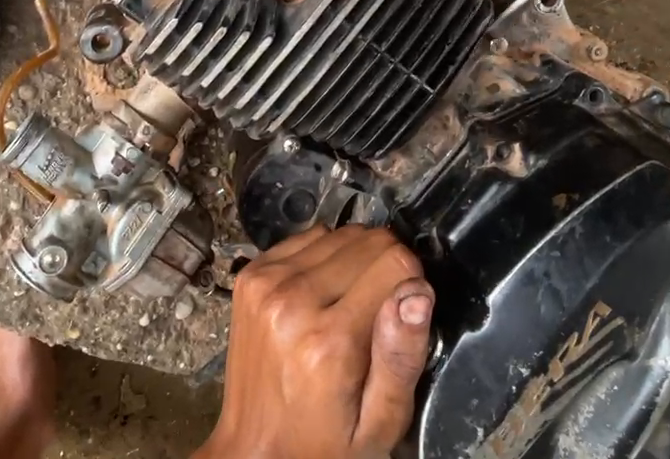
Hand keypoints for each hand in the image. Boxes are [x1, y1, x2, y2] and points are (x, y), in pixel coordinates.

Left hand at [196, 226, 433, 458]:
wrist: (255, 451)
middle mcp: (292, 300)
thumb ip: (402, 358)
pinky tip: (323, 292)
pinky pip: (308, 237)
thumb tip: (418, 295)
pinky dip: (324, 255)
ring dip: (354, 259)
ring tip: (350, 304)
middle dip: (386, 267)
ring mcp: (266, 282)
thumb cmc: (323, 444)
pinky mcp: (251, 274)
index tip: (406, 311)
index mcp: (329, 340)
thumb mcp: (379, 423)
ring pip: (339, 233)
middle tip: (379, 312)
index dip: (411, 282)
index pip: (394, 262)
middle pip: (367, 240)